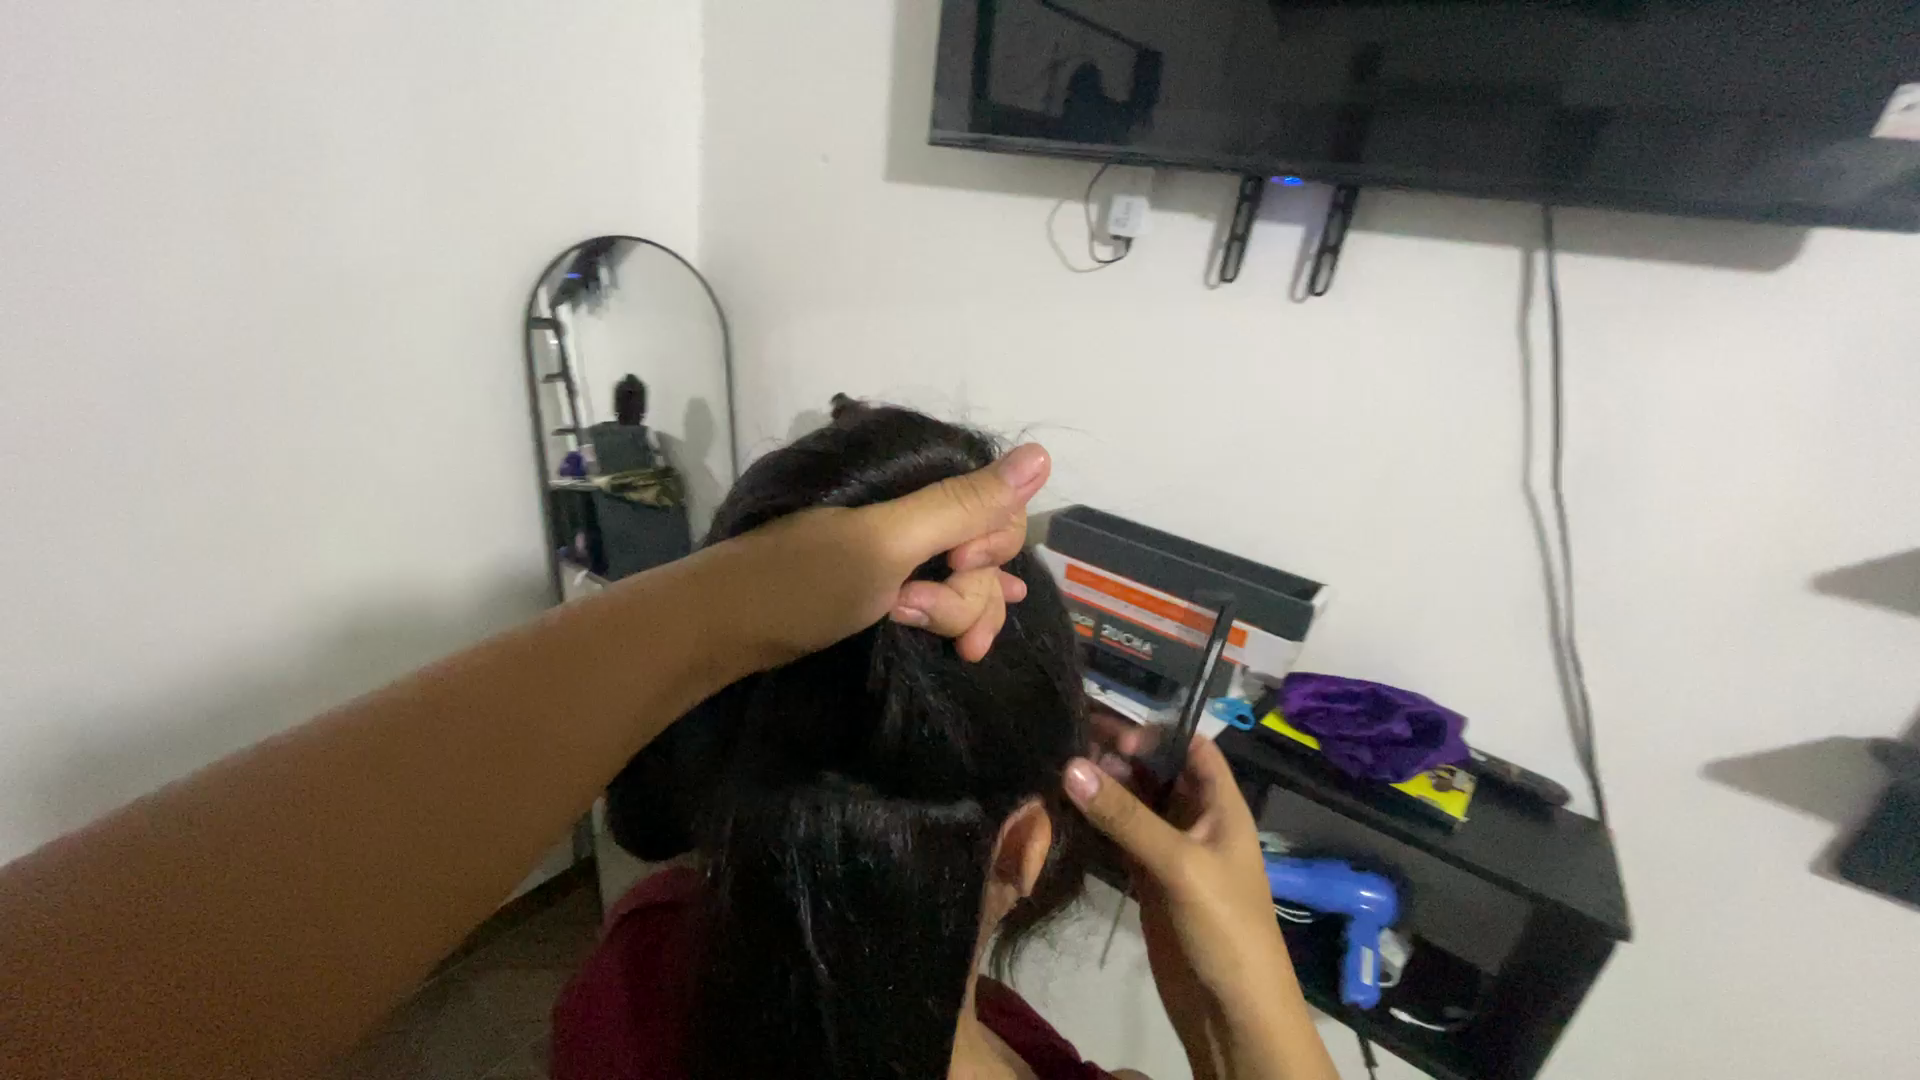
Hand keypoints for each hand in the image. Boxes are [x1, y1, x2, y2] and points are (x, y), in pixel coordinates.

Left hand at [714, 443, 1050, 665]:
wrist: (727, 630)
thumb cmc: (804, 582)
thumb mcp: (888, 543)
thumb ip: (963, 505)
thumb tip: (1043, 454)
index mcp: (916, 481)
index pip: (997, 504)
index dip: (990, 542)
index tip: (958, 566)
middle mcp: (917, 508)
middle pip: (987, 549)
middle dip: (964, 589)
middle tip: (913, 611)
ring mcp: (904, 549)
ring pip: (968, 581)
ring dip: (951, 611)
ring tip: (907, 625)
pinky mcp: (892, 583)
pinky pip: (945, 597)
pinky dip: (955, 615)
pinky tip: (972, 637)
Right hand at [1063, 738, 1338, 1079]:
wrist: (1233, 1016)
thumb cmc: (1224, 927)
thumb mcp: (1179, 864)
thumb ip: (1125, 816)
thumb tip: (1070, 765)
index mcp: (1220, 805)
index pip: (1191, 747)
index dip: (1155, 734)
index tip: (1109, 738)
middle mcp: (1194, 819)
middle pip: (1155, 771)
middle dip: (1117, 756)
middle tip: (1067, 745)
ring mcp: (1169, 850)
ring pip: (1132, 803)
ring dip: (1101, 788)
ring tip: (1055, 771)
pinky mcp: (1146, 878)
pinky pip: (1118, 836)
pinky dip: (1094, 822)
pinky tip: (1061, 810)